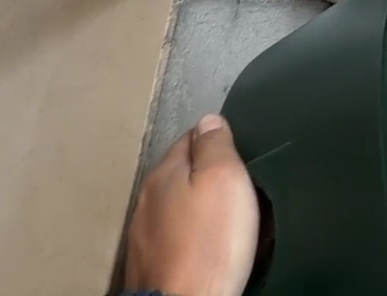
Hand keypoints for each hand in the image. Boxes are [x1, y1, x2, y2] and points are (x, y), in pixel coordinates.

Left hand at [125, 113, 261, 295]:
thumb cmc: (211, 240)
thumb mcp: (225, 178)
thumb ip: (216, 143)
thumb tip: (209, 119)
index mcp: (164, 173)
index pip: (193, 135)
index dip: (220, 139)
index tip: (243, 152)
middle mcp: (146, 199)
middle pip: (184, 171)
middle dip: (209, 173)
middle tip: (242, 183)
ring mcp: (143, 237)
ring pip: (179, 204)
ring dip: (200, 205)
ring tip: (228, 215)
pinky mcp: (148, 267)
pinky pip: (177, 235)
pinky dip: (193, 233)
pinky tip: (209, 244)